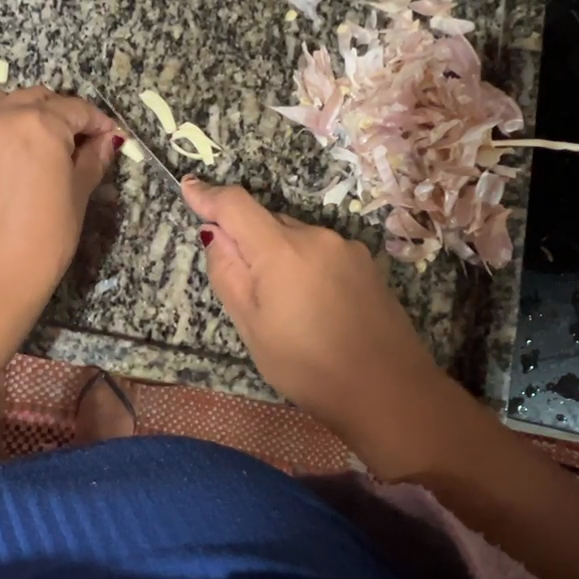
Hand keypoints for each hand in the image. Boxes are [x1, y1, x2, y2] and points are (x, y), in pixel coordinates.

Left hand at [0, 87, 118, 311]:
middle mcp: (3, 116)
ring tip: (38, 139)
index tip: (108, 138)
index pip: (76, 110)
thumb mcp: (76, 198)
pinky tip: (6, 147)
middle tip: (77, 143)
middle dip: (62, 114)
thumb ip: (92, 161)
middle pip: (39, 99)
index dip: (97, 123)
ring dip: (25, 110)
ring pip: (4, 100)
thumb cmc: (41, 241)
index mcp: (40, 125)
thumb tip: (106, 141)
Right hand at [182, 179, 441, 434]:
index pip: (236, 204)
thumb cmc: (308, 366)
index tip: (188, 186)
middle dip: (247, 240)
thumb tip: (215, 233)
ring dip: (278, 256)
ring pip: (295, 238)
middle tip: (241, 286)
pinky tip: (314, 307)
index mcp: (282, 249)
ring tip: (284, 307)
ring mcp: (347, 248)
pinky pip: (321, 252)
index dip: (208, 194)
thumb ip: (228, 272)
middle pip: (267, 221)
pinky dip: (305, 267)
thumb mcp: (251, 326)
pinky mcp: (367, 264)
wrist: (390, 392)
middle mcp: (316, 235)